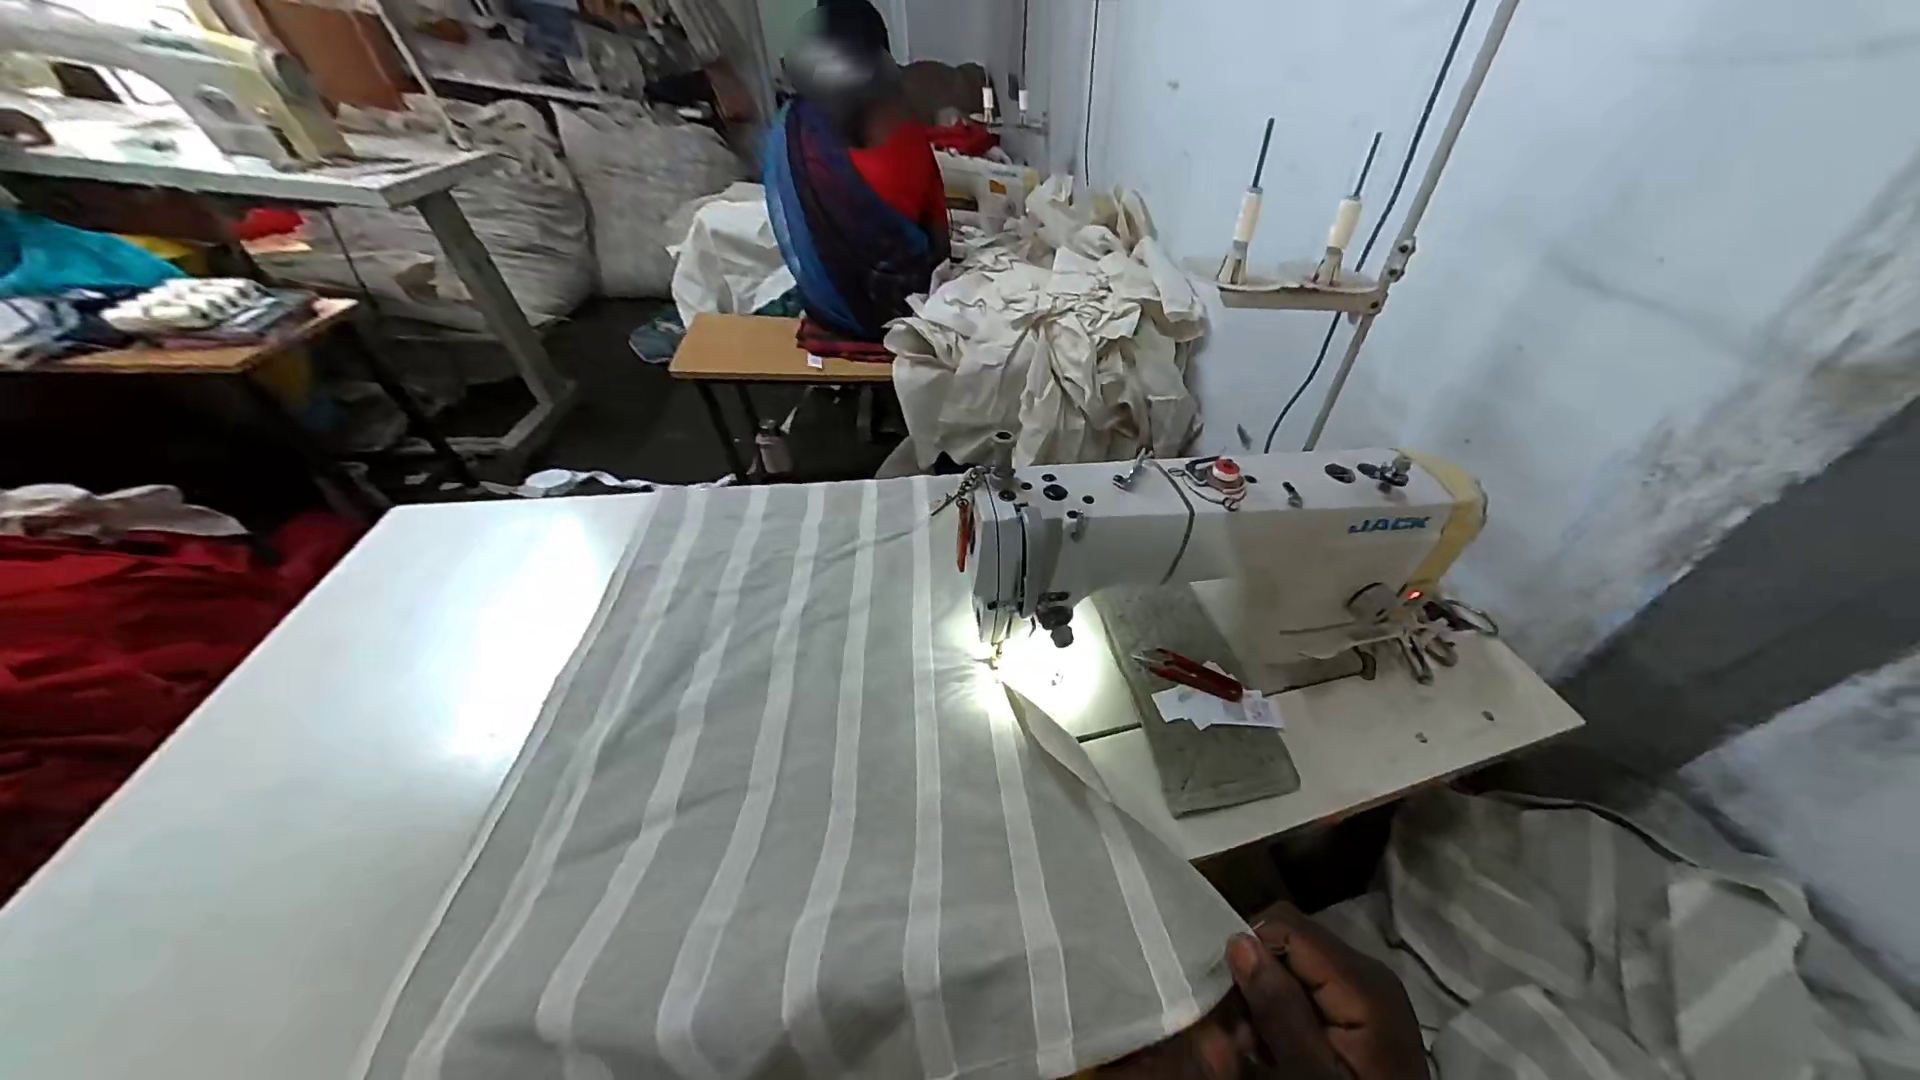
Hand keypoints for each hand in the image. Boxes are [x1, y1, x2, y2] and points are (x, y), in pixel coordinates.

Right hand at [1247, 902, 1426, 1079]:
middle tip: (1244, 1028)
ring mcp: (1367, 987)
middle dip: (1254, 973)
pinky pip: (1306, 978)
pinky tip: (1283, 1043)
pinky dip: (1284, 1003)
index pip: (1282, 925)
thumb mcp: (1312, 1077)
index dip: (1250, 955)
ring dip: (1264, 991)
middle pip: (1286, 935)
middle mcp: (1367, 970)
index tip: (1236, 1005)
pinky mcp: (1362, 1004)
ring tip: (1260, 1043)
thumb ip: (1279, 1010)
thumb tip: (1239, 941)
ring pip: (1290, 956)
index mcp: (1362, 981)